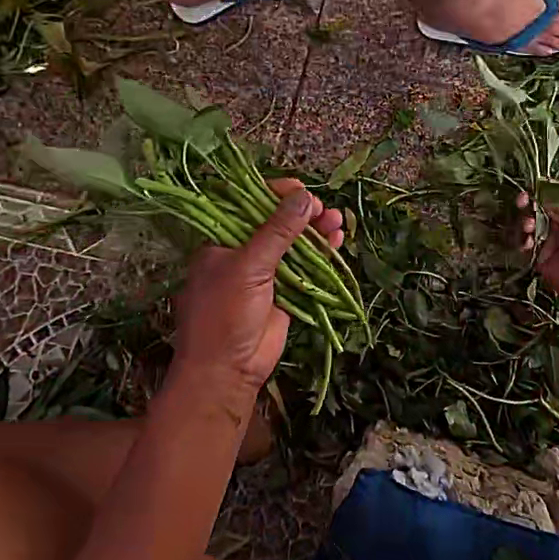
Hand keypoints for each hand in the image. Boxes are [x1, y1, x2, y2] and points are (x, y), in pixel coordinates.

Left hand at [170, 179, 344, 402]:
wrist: (228, 370)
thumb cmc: (225, 314)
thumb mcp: (249, 266)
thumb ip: (278, 231)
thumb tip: (304, 197)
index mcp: (221, 242)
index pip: (248, 205)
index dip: (274, 194)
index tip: (300, 189)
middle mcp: (242, 253)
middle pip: (276, 223)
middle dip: (301, 213)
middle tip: (322, 209)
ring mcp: (264, 273)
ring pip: (294, 244)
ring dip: (315, 232)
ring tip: (337, 221)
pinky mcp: (283, 292)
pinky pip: (304, 267)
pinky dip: (321, 254)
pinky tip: (337, 241)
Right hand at [518, 188, 558, 307]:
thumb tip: (548, 190)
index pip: (555, 196)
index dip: (542, 190)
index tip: (531, 189)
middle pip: (538, 208)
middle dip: (527, 204)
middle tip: (522, 202)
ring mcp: (549, 241)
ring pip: (529, 225)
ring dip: (524, 222)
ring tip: (528, 227)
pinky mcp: (540, 257)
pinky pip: (525, 245)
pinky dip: (522, 241)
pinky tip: (527, 244)